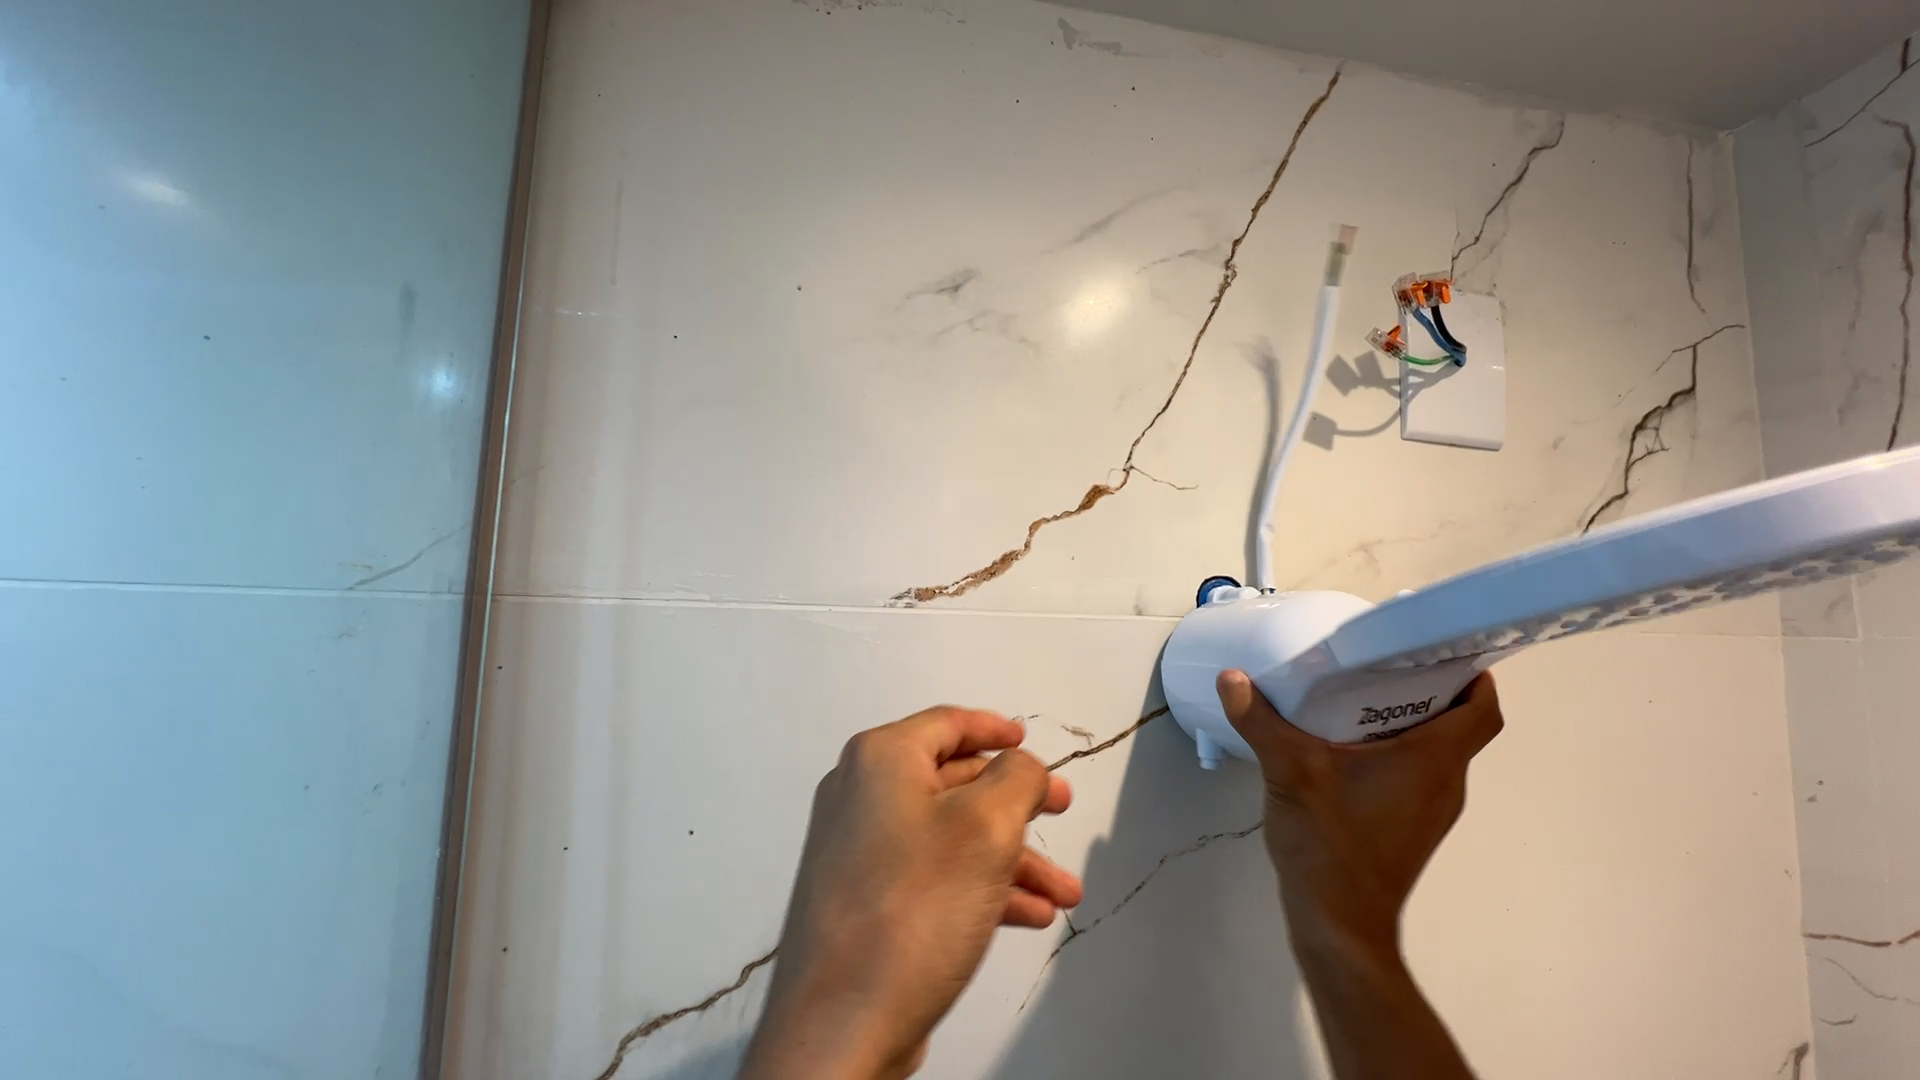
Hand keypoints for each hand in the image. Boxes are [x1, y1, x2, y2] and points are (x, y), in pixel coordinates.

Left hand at [740, 707, 1080, 1079]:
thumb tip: (1022, 765)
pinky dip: (982, 887)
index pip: (947, 723)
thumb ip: (1018, 778)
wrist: (839, 1026)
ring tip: (1063, 890)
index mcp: (881, 760)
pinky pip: (934, 875)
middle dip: (1016, 801)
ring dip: (1012, 857)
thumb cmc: (916, 907)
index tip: (1026, 739)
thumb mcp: (986, 826)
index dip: (993, 727)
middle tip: (1061, 810)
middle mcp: (862, 795)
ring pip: (951, 836)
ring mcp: (859, 851)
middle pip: (954, 781)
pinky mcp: (864, 900)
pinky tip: (1028, 914)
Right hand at [1218, 671, 1501, 1079]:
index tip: (1439, 649)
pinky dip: (1390, 750)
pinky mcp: (1408, 827)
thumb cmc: (1330, 845)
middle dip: (1424, 688)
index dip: (1473, 675)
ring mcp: (1429, 810)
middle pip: (1456, 725)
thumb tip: (1231, 678)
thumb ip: (1260, 721)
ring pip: (1434, 750)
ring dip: (1405, 721)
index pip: (1482, 710)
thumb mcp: (1289, 771)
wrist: (1338, 925)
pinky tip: (1341, 748)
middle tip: (1377, 662)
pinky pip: (1413, 774)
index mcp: (1433, 761)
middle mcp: (1444, 783)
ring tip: (1354, 697)